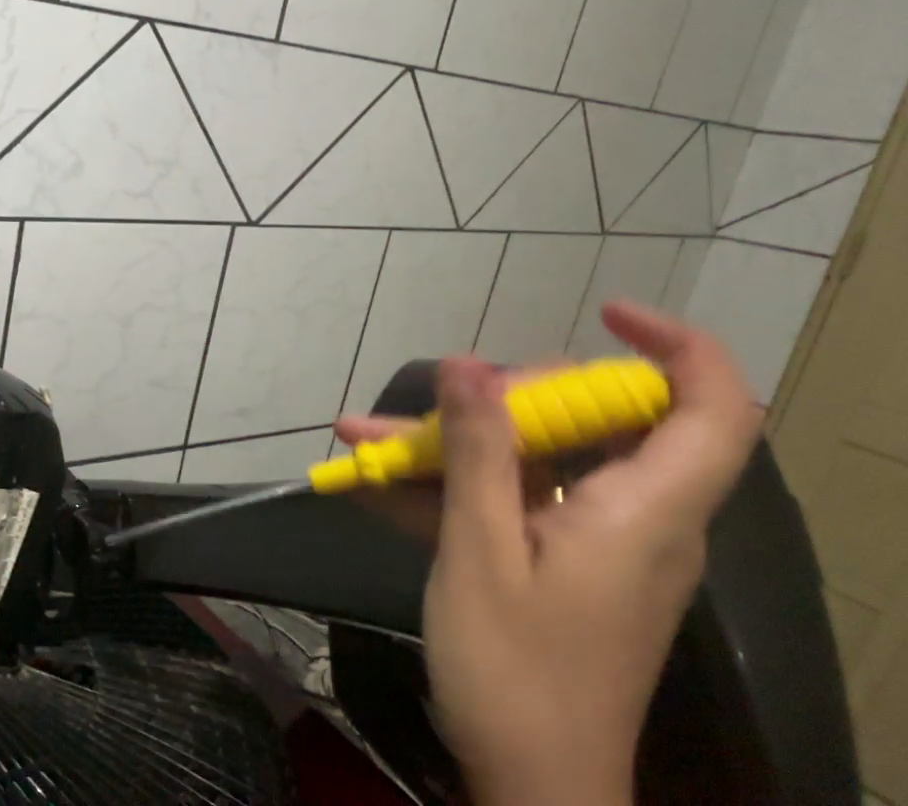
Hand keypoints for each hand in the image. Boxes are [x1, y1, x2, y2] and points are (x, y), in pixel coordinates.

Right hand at [343, 302, 760, 805]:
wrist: (531, 779)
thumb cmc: (514, 668)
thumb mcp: (480, 553)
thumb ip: (478, 455)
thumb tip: (468, 366)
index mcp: (643, 512)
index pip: (711, 407)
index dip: (675, 346)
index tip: (604, 312)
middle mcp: (635, 518)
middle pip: (600, 421)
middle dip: (507, 398)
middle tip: (435, 405)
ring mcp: (595, 542)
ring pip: (538, 461)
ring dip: (450, 444)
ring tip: (361, 439)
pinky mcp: (560, 564)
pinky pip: (510, 503)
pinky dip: (447, 490)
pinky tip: (369, 486)